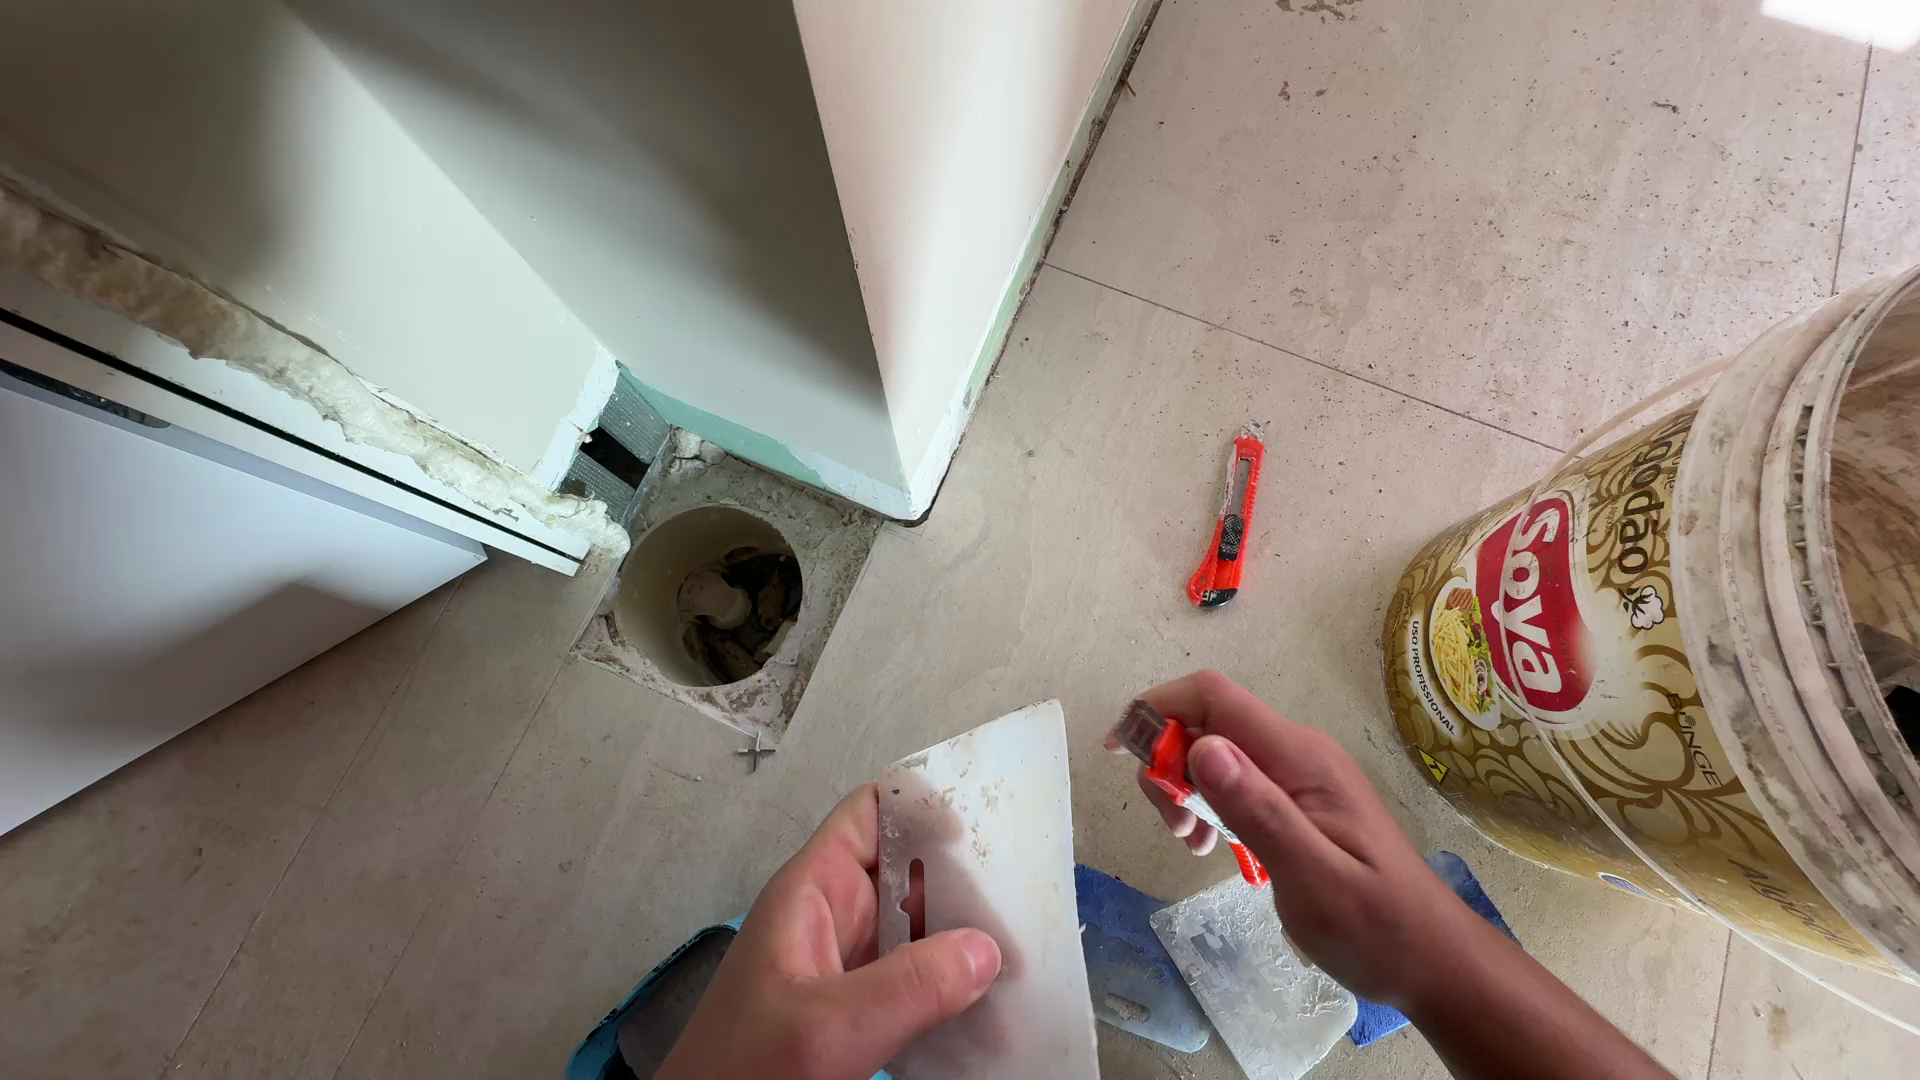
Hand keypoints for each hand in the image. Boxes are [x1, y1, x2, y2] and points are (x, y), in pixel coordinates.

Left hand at [655, 784, 1002, 1079]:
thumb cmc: (744, 1070)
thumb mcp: (823, 1028)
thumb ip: (905, 988)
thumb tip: (987, 951)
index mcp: (814, 888)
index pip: (870, 812)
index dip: (921, 803)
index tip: (982, 821)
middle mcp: (835, 914)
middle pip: (906, 868)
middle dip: (961, 875)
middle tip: (1024, 887)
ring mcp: (849, 963)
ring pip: (917, 926)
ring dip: (964, 936)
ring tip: (1025, 945)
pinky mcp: (859, 1008)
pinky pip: (916, 978)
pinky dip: (952, 986)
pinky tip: (993, 1004)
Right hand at [1120, 671, 1479, 1008]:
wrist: (1437, 964)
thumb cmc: (1378, 928)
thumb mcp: (1313, 877)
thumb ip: (1258, 809)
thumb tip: (1201, 746)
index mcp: (1299, 756)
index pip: (1214, 696)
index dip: (1158, 707)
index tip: (1120, 749)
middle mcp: (1294, 750)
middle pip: (1206, 723)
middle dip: (1169, 762)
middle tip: (1174, 824)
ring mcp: (1295, 772)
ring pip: (1213, 751)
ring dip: (1184, 787)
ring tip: (1193, 842)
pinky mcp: (1293, 795)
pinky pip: (1231, 778)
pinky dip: (1206, 803)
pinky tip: (1212, 843)